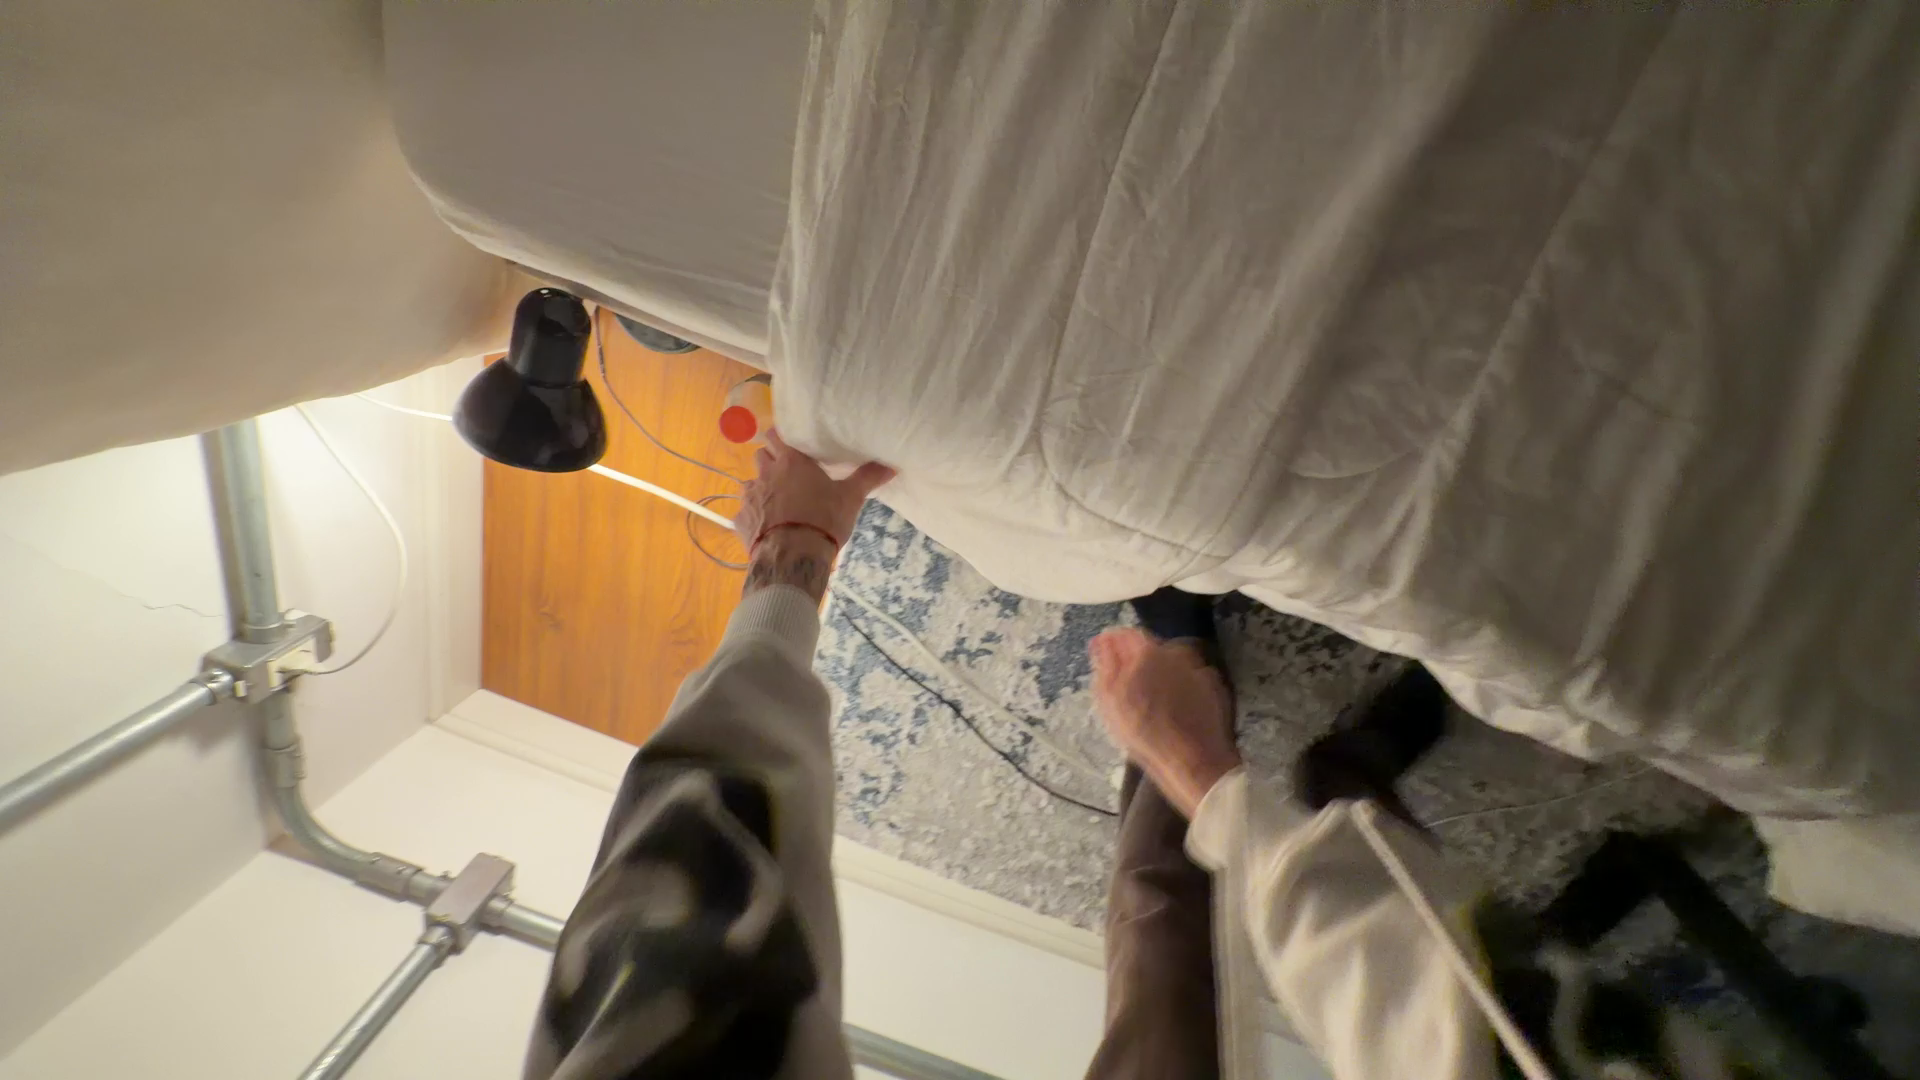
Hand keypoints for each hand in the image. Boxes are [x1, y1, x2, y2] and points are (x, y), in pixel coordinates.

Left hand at [734, 430, 894, 553]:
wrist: (793, 556)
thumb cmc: (823, 519)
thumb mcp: (851, 498)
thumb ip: (868, 478)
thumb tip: (892, 465)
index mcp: (791, 461)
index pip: (775, 435)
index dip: (780, 439)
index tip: (791, 447)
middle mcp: (765, 473)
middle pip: (760, 456)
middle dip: (771, 462)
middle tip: (788, 475)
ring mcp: (749, 497)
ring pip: (750, 483)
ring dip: (761, 488)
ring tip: (778, 503)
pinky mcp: (740, 520)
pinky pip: (745, 511)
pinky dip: (754, 516)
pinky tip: (767, 527)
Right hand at [1091, 627, 1240, 818]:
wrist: (1194, 761)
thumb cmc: (1145, 731)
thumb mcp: (1111, 700)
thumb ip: (1106, 665)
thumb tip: (1102, 643)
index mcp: (1148, 651)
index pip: (1126, 634)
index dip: (1112, 643)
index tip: (1102, 653)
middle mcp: (1177, 652)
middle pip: (1151, 648)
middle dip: (1136, 659)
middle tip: (1126, 682)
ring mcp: (1199, 669)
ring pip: (1173, 663)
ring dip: (1160, 672)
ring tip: (1152, 698)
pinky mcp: (1215, 688)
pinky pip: (1191, 680)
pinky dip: (1182, 687)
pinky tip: (1176, 707)